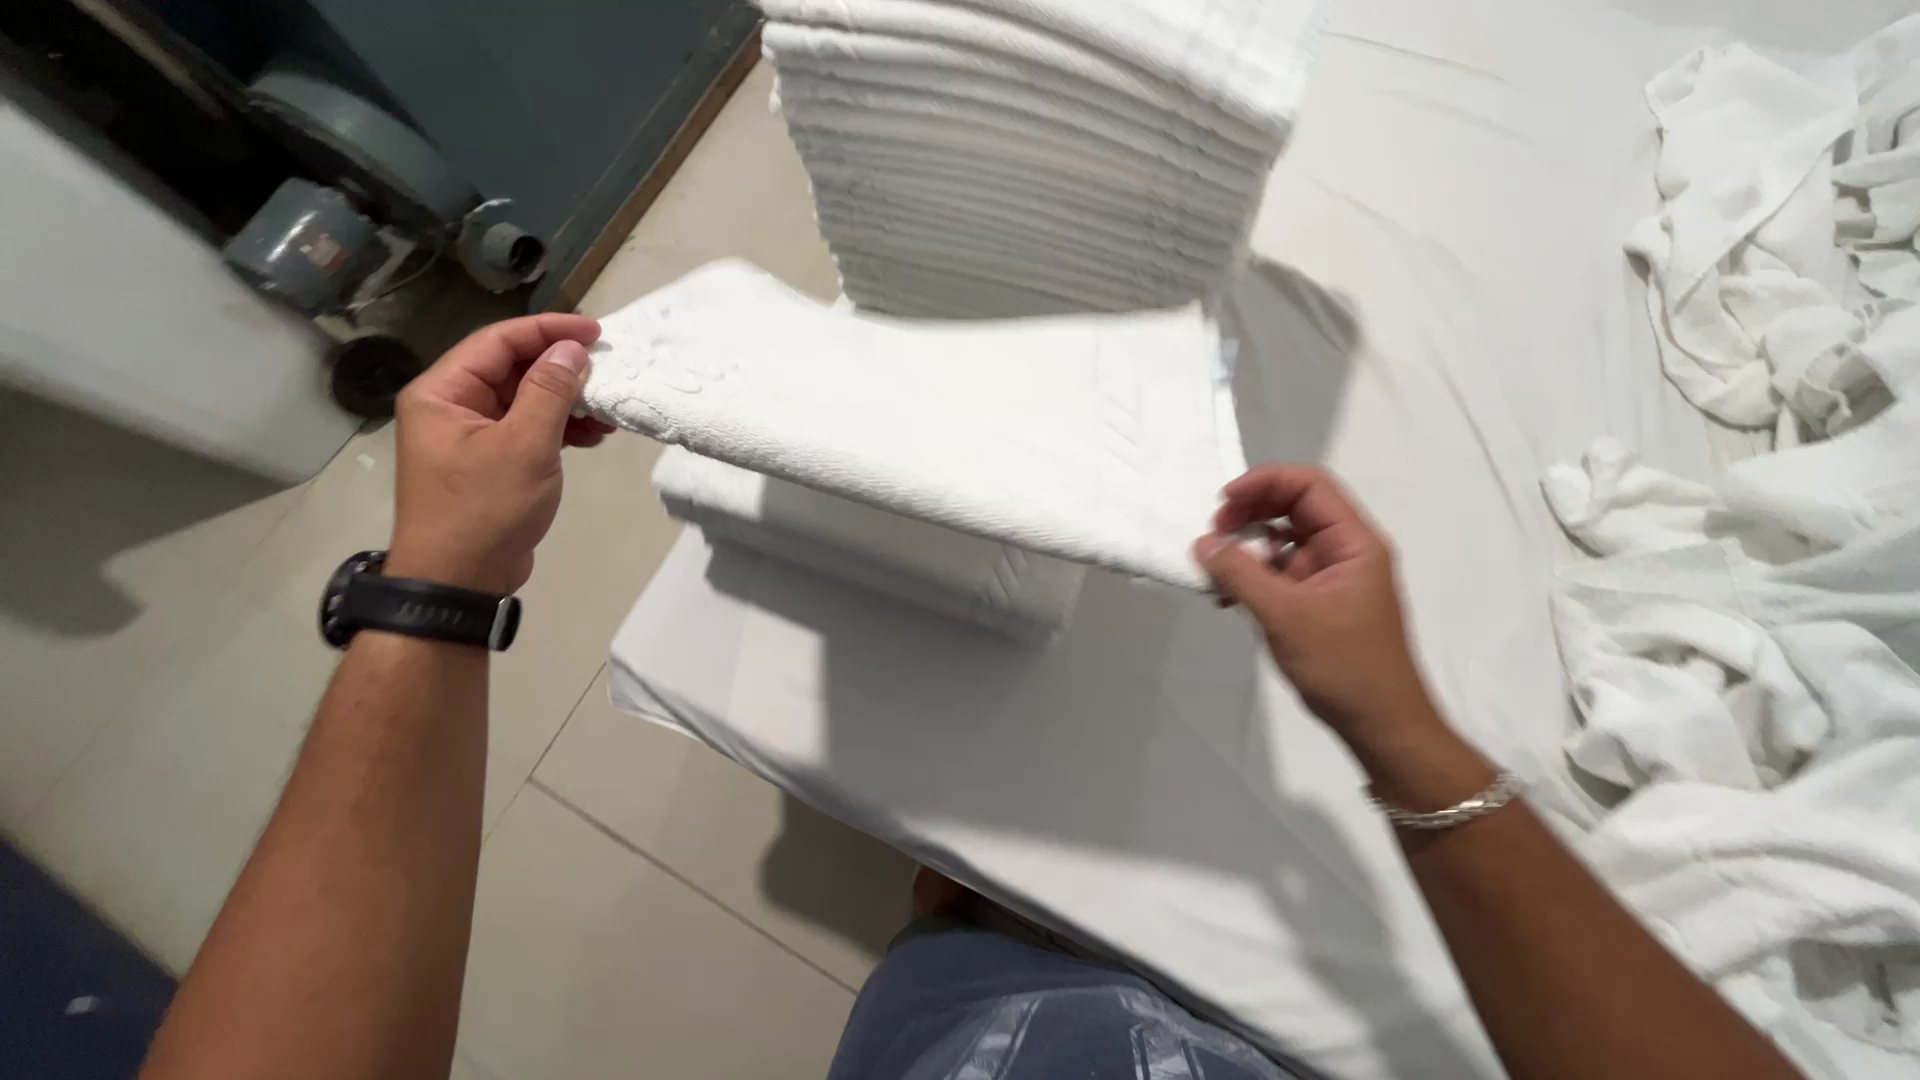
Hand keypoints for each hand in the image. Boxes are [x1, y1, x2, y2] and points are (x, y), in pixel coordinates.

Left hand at [386, 313, 611, 594]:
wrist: (459, 580)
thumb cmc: (485, 509)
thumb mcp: (524, 445)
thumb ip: (549, 392)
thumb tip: (571, 351)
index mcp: (443, 392)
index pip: (499, 342)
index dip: (548, 331)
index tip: (596, 333)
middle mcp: (452, 407)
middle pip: (512, 369)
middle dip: (563, 370)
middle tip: (608, 372)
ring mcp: (471, 436)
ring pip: (525, 401)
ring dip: (567, 402)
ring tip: (607, 413)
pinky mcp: (490, 463)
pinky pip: (527, 430)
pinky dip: (560, 429)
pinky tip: (591, 436)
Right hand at [1193, 465, 1440, 746]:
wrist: (1380, 724)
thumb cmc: (1343, 665)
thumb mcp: (1286, 615)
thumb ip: (1241, 574)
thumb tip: (1203, 542)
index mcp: (1354, 543)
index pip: (1309, 487)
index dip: (1264, 482)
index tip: (1223, 501)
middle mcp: (1344, 552)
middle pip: (1292, 509)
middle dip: (1248, 513)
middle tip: (1212, 534)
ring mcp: (1329, 578)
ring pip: (1280, 542)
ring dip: (1244, 548)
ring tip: (1213, 568)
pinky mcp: (1314, 603)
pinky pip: (1277, 575)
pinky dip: (1249, 577)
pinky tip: (1225, 597)